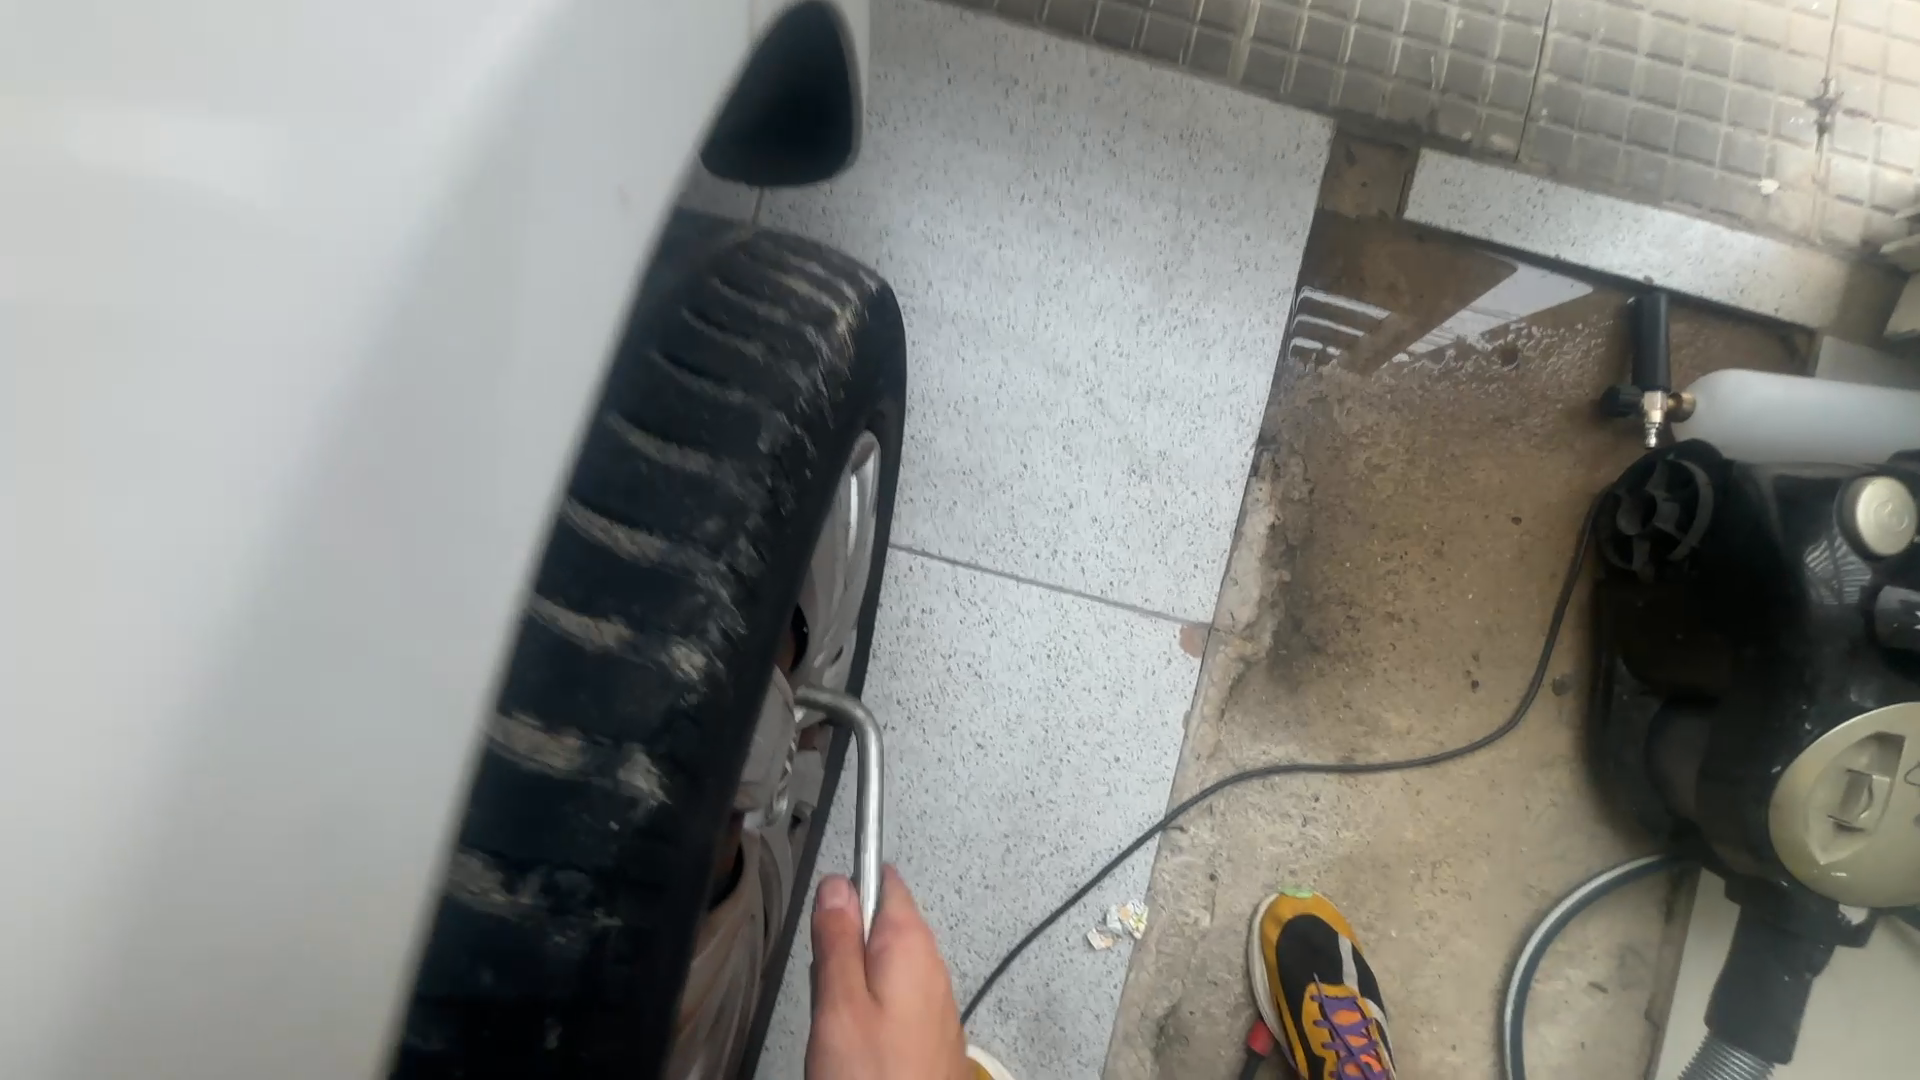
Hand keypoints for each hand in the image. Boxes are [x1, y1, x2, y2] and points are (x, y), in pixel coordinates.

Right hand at [805, 866, 972, 1079]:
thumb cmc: (872, 1076)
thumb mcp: (839, 1005)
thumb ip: (838, 939)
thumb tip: (837, 880)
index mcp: (911, 941)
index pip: (885, 880)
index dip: (850, 889)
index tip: (825, 927)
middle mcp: (931, 961)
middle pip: (880, 925)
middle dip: (846, 948)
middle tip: (828, 994)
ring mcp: (935, 998)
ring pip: (883, 966)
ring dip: (854, 985)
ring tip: (839, 1029)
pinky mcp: (931, 1032)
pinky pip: (893, 1000)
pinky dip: (870, 1012)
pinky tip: (858, 1050)